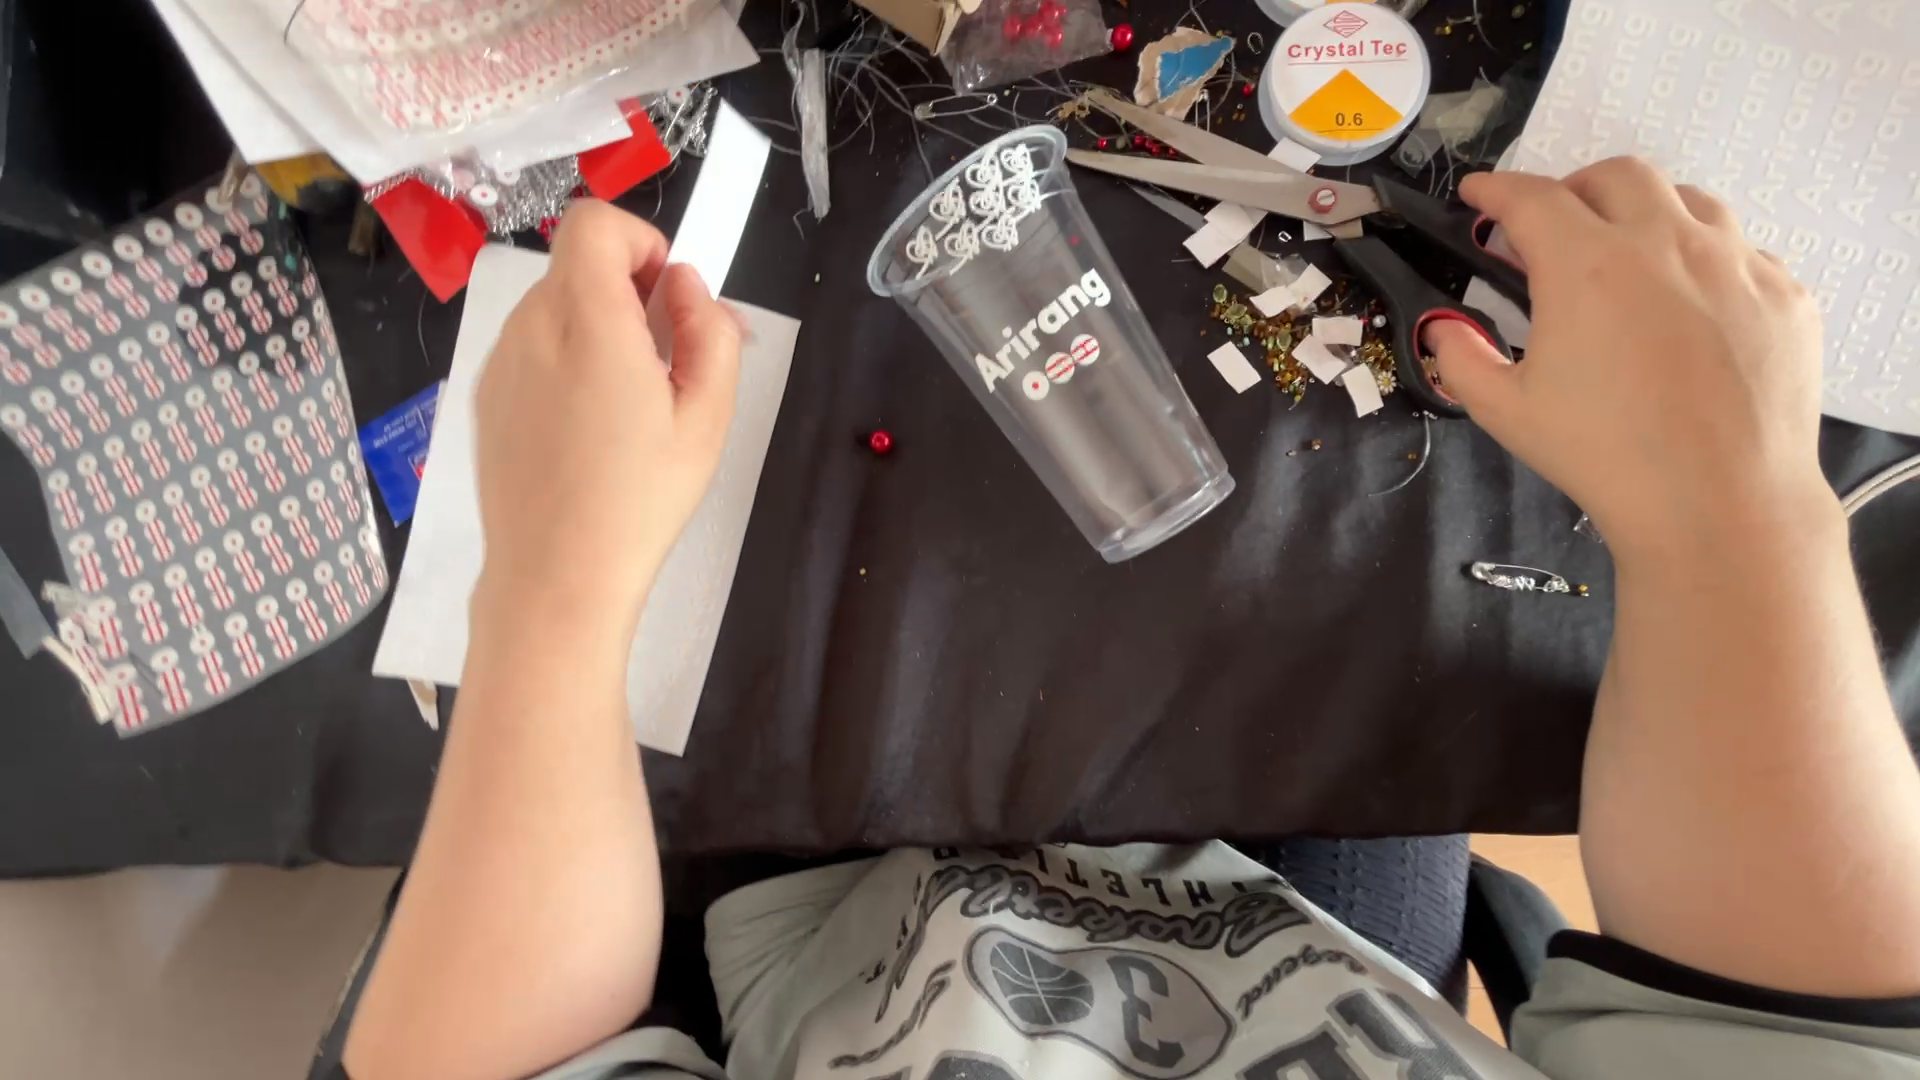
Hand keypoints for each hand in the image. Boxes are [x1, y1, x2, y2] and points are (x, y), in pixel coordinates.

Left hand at [473, 199, 739, 630]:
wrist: (558, 574)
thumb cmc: (643, 498)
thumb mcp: (708, 418)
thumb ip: (710, 334)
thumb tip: (688, 287)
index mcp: (589, 324)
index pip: (595, 223)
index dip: (641, 241)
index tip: (669, 297)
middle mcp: (530, 327)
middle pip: (578, 265)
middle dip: (630, 292)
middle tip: (667, 363)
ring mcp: (498, 362)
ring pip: (554, 306)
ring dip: (600, 326)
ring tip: (631, 403)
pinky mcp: (486, 395)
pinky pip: (532, 346)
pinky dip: (567, 358)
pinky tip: (590, 426)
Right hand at [1424, 159, 1833, 567]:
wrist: (1714, 495)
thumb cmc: (1594, 448)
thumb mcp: (1500, 407)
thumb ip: (1458, 356)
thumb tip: (1441, 328)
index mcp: (1588, 268)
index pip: (1533, 200)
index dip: (1495, 190)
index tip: (1474, 192)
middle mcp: (1667, 245)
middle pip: (1617, 175)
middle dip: (1568, 187)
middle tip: (1540, 227)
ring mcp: (1736, 263)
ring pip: (1686, 198)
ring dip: (1636, 209)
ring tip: (1611, 253)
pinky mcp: (1781, 292)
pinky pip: (1733, 246)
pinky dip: (1690, 253)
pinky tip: (1671, 301)